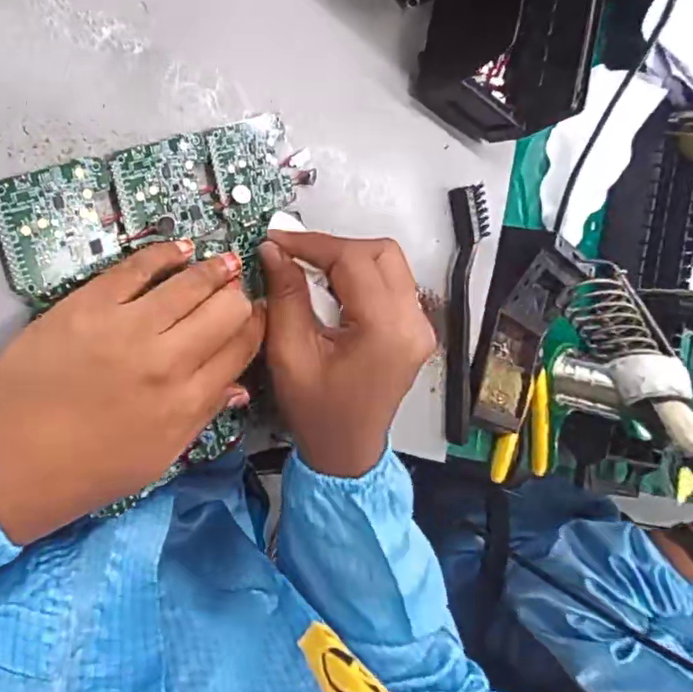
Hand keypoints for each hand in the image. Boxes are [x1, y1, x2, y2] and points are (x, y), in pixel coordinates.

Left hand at [0, 241, 264, 543]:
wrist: (9, 458)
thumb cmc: (83, 469)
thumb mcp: (156, 457)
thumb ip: (200, 416)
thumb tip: (236, 385)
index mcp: (185, 404)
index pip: (240, 350)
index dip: (254, 326)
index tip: (254, 314)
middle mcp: (165, 362)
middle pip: (224, 310)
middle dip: (236, 297)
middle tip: (233, 289)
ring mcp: (125, 328)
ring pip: (189, 283)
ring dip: (212, 269)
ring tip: (222, 262)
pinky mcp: (87, 305)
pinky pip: (137, 267)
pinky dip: (164, 254)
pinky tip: (179, 249)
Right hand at [259, 231, 436, 477]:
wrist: (345, 450)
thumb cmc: (316, 410)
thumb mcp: (289, 353)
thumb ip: (285, 295)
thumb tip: (274, 251)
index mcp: (385, 330)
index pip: (353, 259)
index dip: (311, 243)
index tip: (276, 240)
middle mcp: (413, 323)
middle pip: (379, 252)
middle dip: (332, 246)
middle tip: (291, 253)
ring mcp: (418, 326)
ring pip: (388, 262)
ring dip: (345, 256)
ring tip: (305, 266)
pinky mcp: (412, 329)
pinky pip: (389, 282)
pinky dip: (357, 273)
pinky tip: (327, 284)